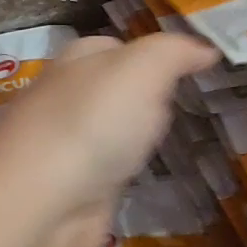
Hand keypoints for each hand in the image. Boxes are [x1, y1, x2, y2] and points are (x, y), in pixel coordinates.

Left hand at [0, 34, 218, 246]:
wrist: (42, 200)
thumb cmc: (90, 123)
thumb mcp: (136, 71)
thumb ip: (169, 53)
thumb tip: (204, 47)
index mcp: (73, 63)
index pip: (112, 46)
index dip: (152, 52)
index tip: (198, 65)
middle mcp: (65, 97)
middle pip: (111, 87)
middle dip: (147, 92)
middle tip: (199, 102)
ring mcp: (67, 142)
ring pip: (111, 127)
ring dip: (139, 131)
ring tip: (190, 135)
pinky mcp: (76, 184)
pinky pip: (111, 166)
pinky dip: (130, 167)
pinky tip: (155, 172)